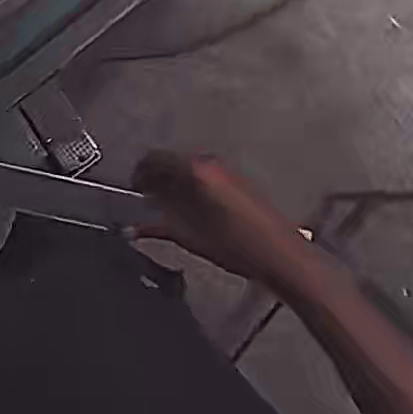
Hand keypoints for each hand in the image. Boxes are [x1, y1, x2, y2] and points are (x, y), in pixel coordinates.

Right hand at [131, 151, 325, 294]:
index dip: (139, 173)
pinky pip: (201, 175)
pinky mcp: (234, 179)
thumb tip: (133, 226)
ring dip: (171, 182)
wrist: (280, 254)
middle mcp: (208, 162)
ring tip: (162, 206)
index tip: (132, 189)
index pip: (154, 159)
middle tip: (143, 198)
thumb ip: (158, 226)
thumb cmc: (236, 246)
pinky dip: (188, 186)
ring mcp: (223, 169)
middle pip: (169, 161)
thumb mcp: (191, 238)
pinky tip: (186, 207)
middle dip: (154, 178)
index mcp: (196, 169)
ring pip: (185, 168)